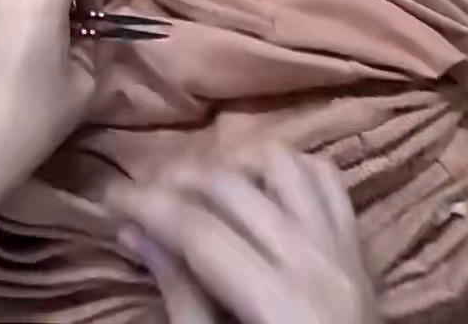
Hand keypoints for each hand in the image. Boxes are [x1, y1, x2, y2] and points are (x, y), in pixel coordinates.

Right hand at [110, 148, 376, 323]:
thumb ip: (180, 296)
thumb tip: (132, 232)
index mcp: (285, 305)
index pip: (197, 229)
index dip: (145, 206)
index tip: (108, 199)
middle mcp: (320, 263)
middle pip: (228, 187)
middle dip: (174, 183)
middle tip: (144, 202)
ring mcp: (346, 251)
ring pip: (278, 162)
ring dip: (232, 166)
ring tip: (203, 193)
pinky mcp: (359, 249)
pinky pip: (324, 178)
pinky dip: (286, 170)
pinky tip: (257, 189)